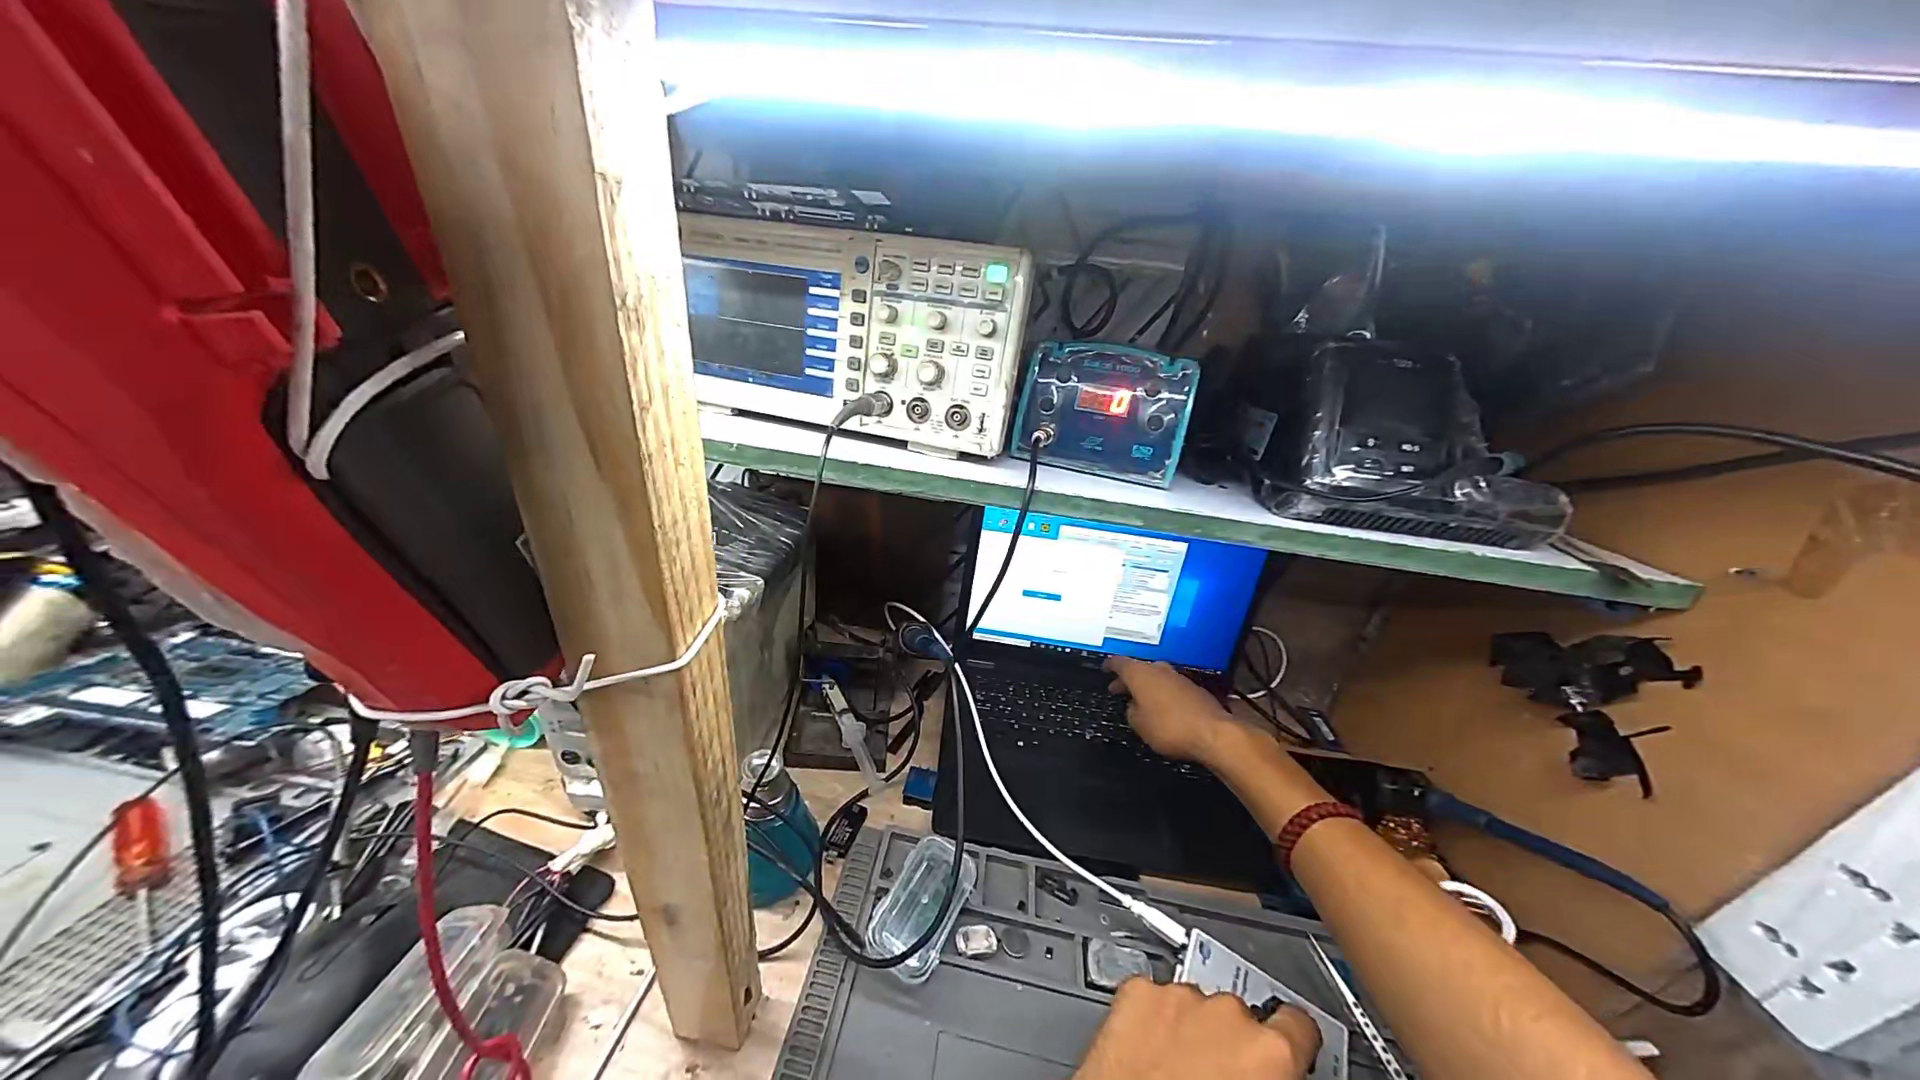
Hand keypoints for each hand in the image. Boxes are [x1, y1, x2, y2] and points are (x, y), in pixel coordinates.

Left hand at [1073, 978, 1320, 1079]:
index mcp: (1269, 1052)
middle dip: (1229, 1042)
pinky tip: (1146, 1049)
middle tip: (1215, 1075)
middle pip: (1239, 1017)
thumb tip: (1269, 1076)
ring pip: (1195, 1005)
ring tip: (1175, 1067)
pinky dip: (1151, 1017)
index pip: (1298, 1025)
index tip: (1286, 1047)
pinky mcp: (1137, 991)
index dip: (1292, 1040)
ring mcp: (1178, 996)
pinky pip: (1153, 997)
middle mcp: (1226, 1013)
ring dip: (1190, 1028)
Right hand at [1105, 656, 1238, 764]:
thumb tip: (1134, 707)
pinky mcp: (1195, 689)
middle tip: (1120, 689)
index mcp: (1140, 674)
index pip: (1119, 662)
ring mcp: (1179, 677)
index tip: (1106, 669)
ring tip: (1142, 700)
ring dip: (1148, 686)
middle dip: (1129, 679)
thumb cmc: (1169, 727)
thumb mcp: (1139, 724)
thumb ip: (1131, 711)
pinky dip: (1164, 693)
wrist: (1212, 733)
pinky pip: (1172, 687)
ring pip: (1157, 677)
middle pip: (1139, 669)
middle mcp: (1159, 670)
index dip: (1110, 666)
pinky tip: (1164, 708)